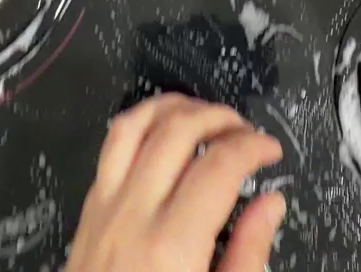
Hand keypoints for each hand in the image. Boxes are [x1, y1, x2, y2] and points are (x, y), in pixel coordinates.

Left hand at [66, 93, 286, 271]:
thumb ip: (247, 255)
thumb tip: (272, 201)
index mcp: (173, 246)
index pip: (220, 166)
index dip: (253, 146)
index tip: (273, 150)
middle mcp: (134, 213)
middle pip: (178, 131)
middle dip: (220, 117)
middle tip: (246, 131)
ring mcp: (104, 206)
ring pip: (136, 123)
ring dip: (176, 106)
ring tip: (208, 115)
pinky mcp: (87, 209)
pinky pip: (112, 144)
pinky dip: (142, 120)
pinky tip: (163, 127)